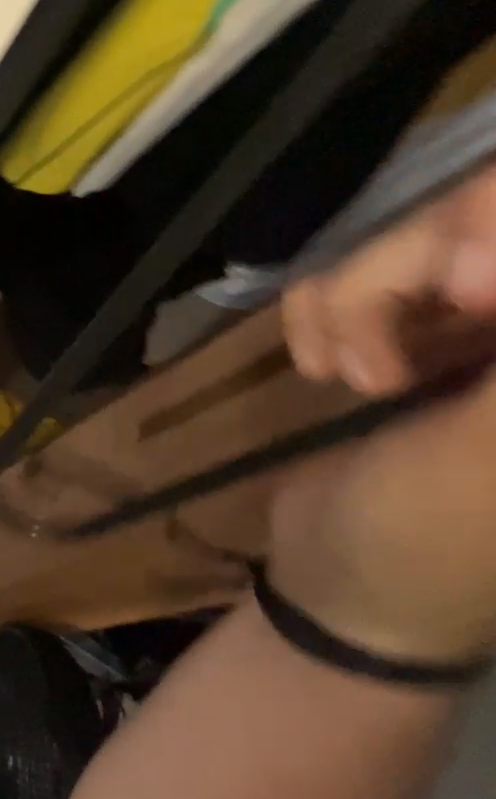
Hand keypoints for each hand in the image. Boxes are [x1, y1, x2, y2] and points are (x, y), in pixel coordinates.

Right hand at [270, 165, 495, 665]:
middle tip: (380, 358)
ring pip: (415, 237)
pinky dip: (320, 314)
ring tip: (346, 379)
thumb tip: (486, 251)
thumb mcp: (489, 452)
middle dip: (410, 274)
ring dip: (353, 305)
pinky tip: (319, 368)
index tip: (458, 292)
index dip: (489, 235)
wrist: (343, 582)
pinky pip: (354, 273)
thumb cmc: (435, 534)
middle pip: (482, 217)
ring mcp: (492, 318)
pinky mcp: (415, 328)